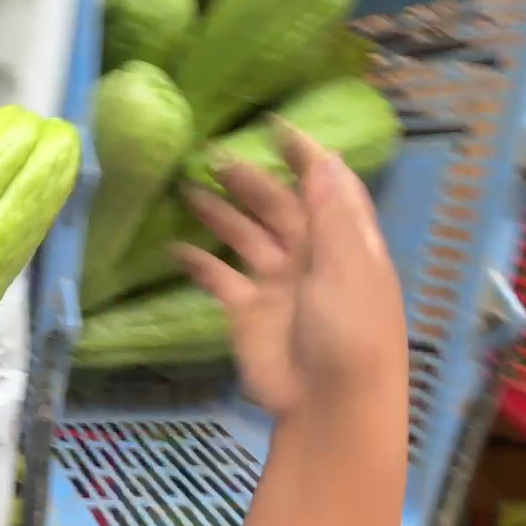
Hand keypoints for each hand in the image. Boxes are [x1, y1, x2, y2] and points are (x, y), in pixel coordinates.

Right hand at [175, 122, 407, 421]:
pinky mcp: (244, 310)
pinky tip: (174, 248)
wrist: (327, 398)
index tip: (276, 127)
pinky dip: (197, 263)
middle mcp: (310, 255)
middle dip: (251, 181)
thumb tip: (321, 160)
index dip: (306, 156)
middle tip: (214, 157)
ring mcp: (275, 283)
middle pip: (279, 207)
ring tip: (187, 190)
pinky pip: (218, 277)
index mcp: (345, 241)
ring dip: (219, 214)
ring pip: (244, 237)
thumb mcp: (349, 267)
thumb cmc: (350, 330)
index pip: (326, 186)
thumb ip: (331, 214)